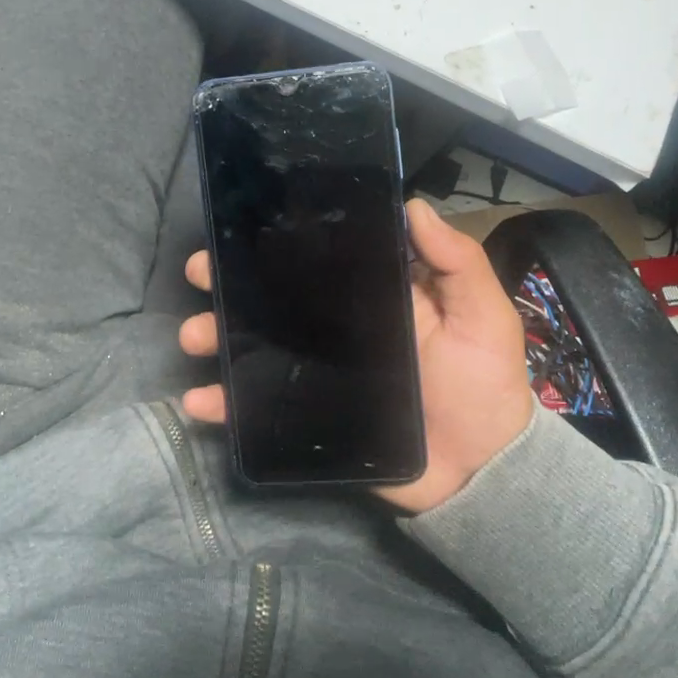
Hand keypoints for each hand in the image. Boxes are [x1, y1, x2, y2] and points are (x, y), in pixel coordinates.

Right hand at [177, 198, 535, 513]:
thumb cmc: (484, 385)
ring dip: (215, 336)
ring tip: (193, 337)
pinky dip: (223, 404)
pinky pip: (256, 407)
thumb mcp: (483, 315)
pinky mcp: (306, 418)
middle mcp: (332, 328)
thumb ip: (457, 261)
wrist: (483, 472)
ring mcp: (314, 374)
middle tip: (199, 274)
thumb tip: (412, 205)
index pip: (312, 259)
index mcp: (367, 296)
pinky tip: (199, 400)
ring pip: (253, 347)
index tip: (237, 227)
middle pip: (269, 299)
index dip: (273, 242)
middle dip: (227, 283)